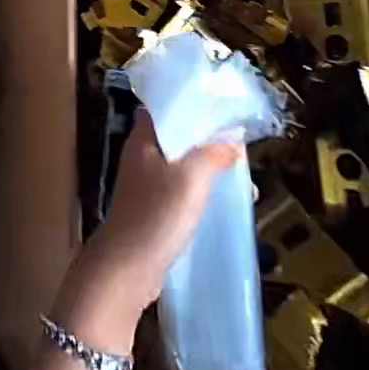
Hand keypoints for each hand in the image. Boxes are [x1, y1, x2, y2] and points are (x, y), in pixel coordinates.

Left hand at [79, 115, 239, 316]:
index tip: (224, 108)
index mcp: (144, 137)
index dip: (193, 103)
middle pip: (179, 135)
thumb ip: (213, 153)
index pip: (166, 107)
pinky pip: (182, 188)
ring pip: (183, 163)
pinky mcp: (152, 206)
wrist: (127, 266)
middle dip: (209, 139)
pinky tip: (224, 201)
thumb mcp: (191, 177)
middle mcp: (142, 154)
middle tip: (240, 148)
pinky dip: (202, 190)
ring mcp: (146, 182)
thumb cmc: (157, 213)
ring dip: (210, 167)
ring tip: (242, 179)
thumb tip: (234, 140)